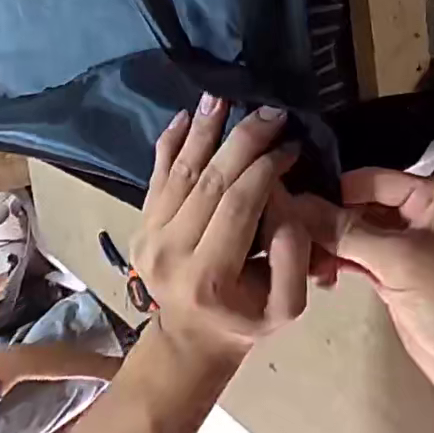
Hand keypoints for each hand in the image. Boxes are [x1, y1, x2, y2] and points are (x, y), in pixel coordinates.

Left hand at [133, 96, 310, 370]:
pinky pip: (155, 175)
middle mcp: (169, 252)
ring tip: (221, 96)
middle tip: (269, 112)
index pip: (239, 204)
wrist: (192, 336)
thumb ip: (293, 258)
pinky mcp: (140, 222)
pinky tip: (185, 116)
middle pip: (209, 180)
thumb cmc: (246, 320)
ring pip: (180, 171)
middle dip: (242, 140)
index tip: (290, 144)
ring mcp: (148, 234)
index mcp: (208, 276)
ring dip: (202, 130)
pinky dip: (170, 142)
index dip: (266, 168)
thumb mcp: (285, 307)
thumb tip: (284, 200)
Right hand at [284, 169, 433, 418]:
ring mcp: (409, 249)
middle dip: (326, 220)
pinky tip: (318, 275)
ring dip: (330, 245)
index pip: (369, 179)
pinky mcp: (400, 278)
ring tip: (297, 260)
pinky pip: (362, 261)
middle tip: (282, 234)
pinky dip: (341, 265)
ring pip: (358, 235)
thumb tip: (297, 205)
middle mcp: (420, 215)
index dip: (331, 189)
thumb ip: (348, 232)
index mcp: (432, 196)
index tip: (288, 200)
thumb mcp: (401, 262)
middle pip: (361, 205)